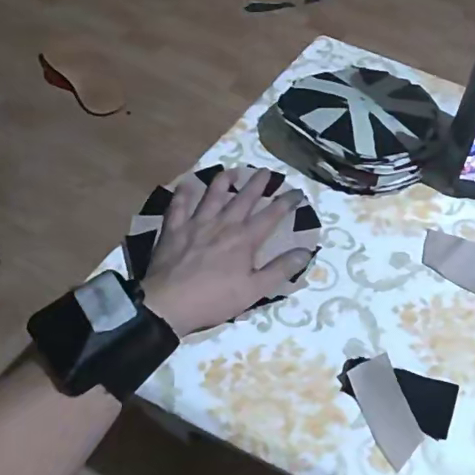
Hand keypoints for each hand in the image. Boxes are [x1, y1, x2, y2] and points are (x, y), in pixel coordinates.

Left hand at [140, 166, 312, 336]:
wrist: (168, 304)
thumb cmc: (215, 299)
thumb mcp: (255, 290)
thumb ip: (281, 269)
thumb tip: (306, 251)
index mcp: (244, 239)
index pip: (271, 215)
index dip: (286, 202)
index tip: (298, 192)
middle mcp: (223, 224)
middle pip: (243, 198)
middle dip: (258, 183)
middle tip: (266, 170)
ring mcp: (196, 223)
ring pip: (212, 195)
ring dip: (224, 181)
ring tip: (232, 171)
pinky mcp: (174, 229)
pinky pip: (178, 206)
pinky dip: (183, 194)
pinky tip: (186, 184)